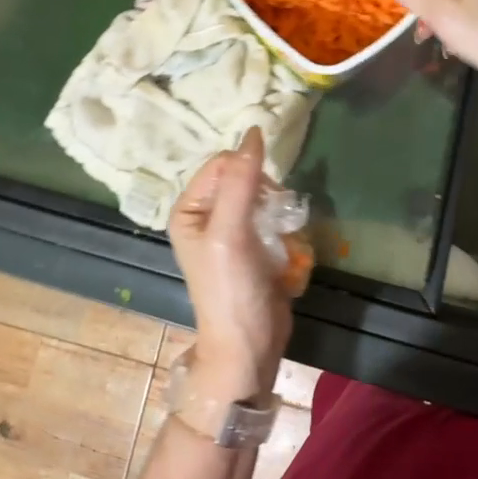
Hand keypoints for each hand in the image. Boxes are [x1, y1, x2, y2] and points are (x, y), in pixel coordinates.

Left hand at [168, 128, 291, 401]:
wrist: (249, 347)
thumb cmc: (231, 290)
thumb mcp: (230, 232)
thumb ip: (240, 181)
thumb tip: (254, 131)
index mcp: (189, 209)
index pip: (223, 163)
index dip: (249, 173)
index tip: (266, 199)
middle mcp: (207, 216)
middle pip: (246, 177)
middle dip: (268, 195)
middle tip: (275, 223)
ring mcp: (232, 232)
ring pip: (266, 197)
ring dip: (281, 214)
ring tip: (282, 239)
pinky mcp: (256, 247)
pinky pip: (276, 220)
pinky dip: (287, 231)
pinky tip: (288, 252)